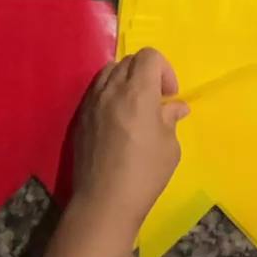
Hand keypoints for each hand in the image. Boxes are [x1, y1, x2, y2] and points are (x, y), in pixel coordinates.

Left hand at [71, 48, 188, 231]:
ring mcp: (93, 101)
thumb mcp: (169, 146)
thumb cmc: (145, 173)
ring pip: (110, 71)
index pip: (150, 56)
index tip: (169, 95)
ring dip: (126, 79)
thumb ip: (171, 118)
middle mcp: (113, 88)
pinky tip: (117, 118)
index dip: (164, 70)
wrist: (104, 201)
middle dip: (147, 72)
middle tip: (155, 99)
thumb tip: (176, 107)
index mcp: (138, 91)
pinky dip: (110, 92)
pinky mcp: (81, 116)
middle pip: (130, 60)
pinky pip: (96, 90)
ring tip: (134, 105)